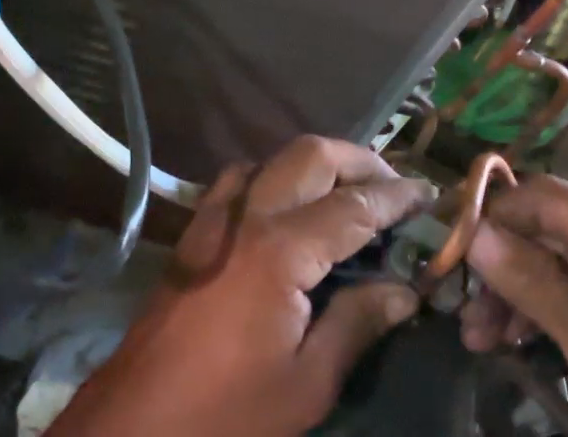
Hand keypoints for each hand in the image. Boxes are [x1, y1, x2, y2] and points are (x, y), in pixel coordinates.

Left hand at [47, 136, 434, 436]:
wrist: (138, 418)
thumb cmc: (228, 409)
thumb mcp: (306, 383)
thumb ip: (356, 325)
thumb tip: (404, 290)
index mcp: (281, 250)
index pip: (353, 205)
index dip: (396, 197)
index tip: (429, 193)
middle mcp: (247, 215)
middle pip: (310, 156)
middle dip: (358, 160)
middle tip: (394, 186)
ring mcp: (214, 217)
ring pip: (272, 158)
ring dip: (316, 163)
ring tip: (349, 191)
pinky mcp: (194, 230)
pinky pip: (239, 179)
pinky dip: (275, 175)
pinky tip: (291, 205)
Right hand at [459, 175, 567, 436]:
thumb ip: (531, 280)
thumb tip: (473, 231)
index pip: (542, 195)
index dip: (493, 213)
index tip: (452, 248)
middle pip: (541, 231)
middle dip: (496, 264)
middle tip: (460, 304)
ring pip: (547, 266)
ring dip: (508, 295)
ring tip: (476, 337)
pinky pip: (565, 296)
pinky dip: (531, 314)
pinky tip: (505, 343)